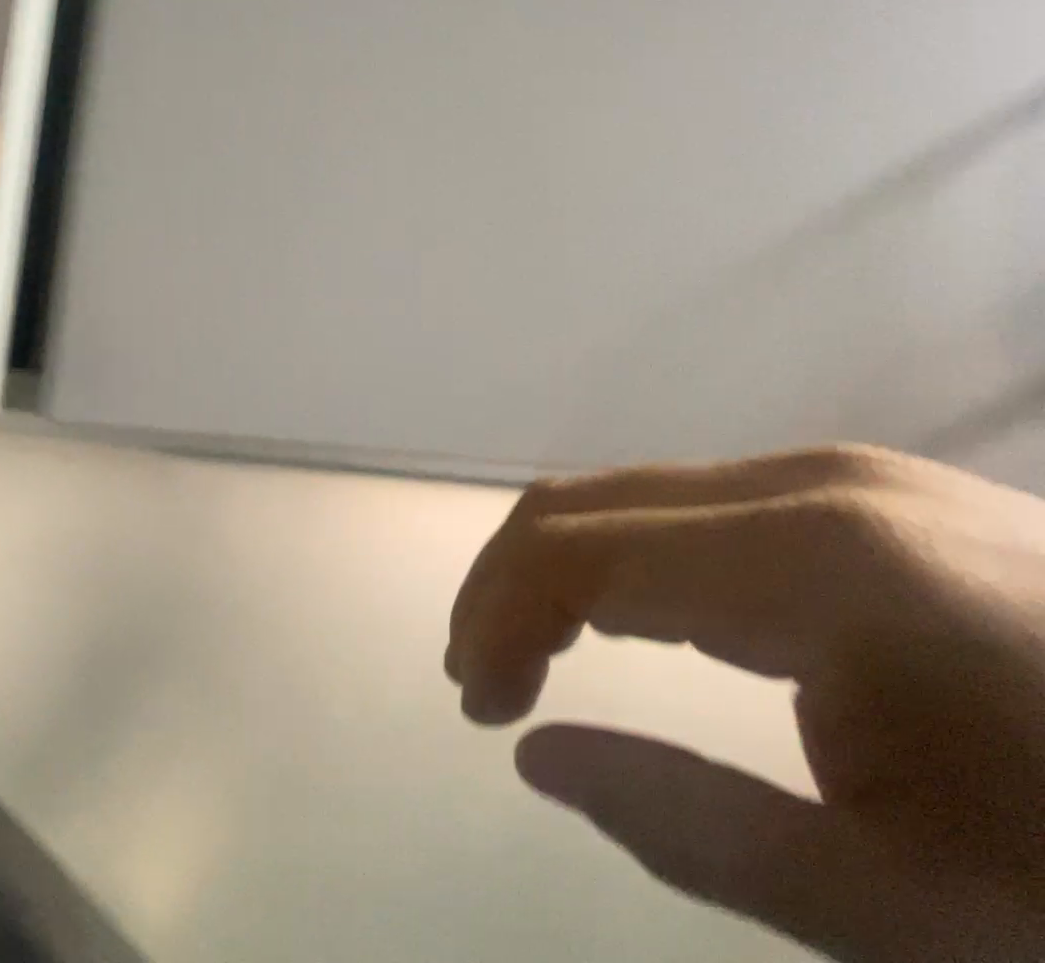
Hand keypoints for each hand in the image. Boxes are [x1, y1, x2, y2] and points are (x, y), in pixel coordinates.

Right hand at [445, 445, 1044, 961]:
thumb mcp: (902, 907)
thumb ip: (693, 829)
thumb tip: (535, 756)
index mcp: (817, 563)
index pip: (574, 553)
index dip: (494, 622)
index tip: (482, 710)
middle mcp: (815, 485)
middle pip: (579, 506)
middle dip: (502, 592)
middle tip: (487, 685)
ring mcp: (844, 477)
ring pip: (622, 498)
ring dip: (550, 575)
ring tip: (533, 657)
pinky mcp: (864, 494)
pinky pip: (682, 508)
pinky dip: (614, 562)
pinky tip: (618, 623)